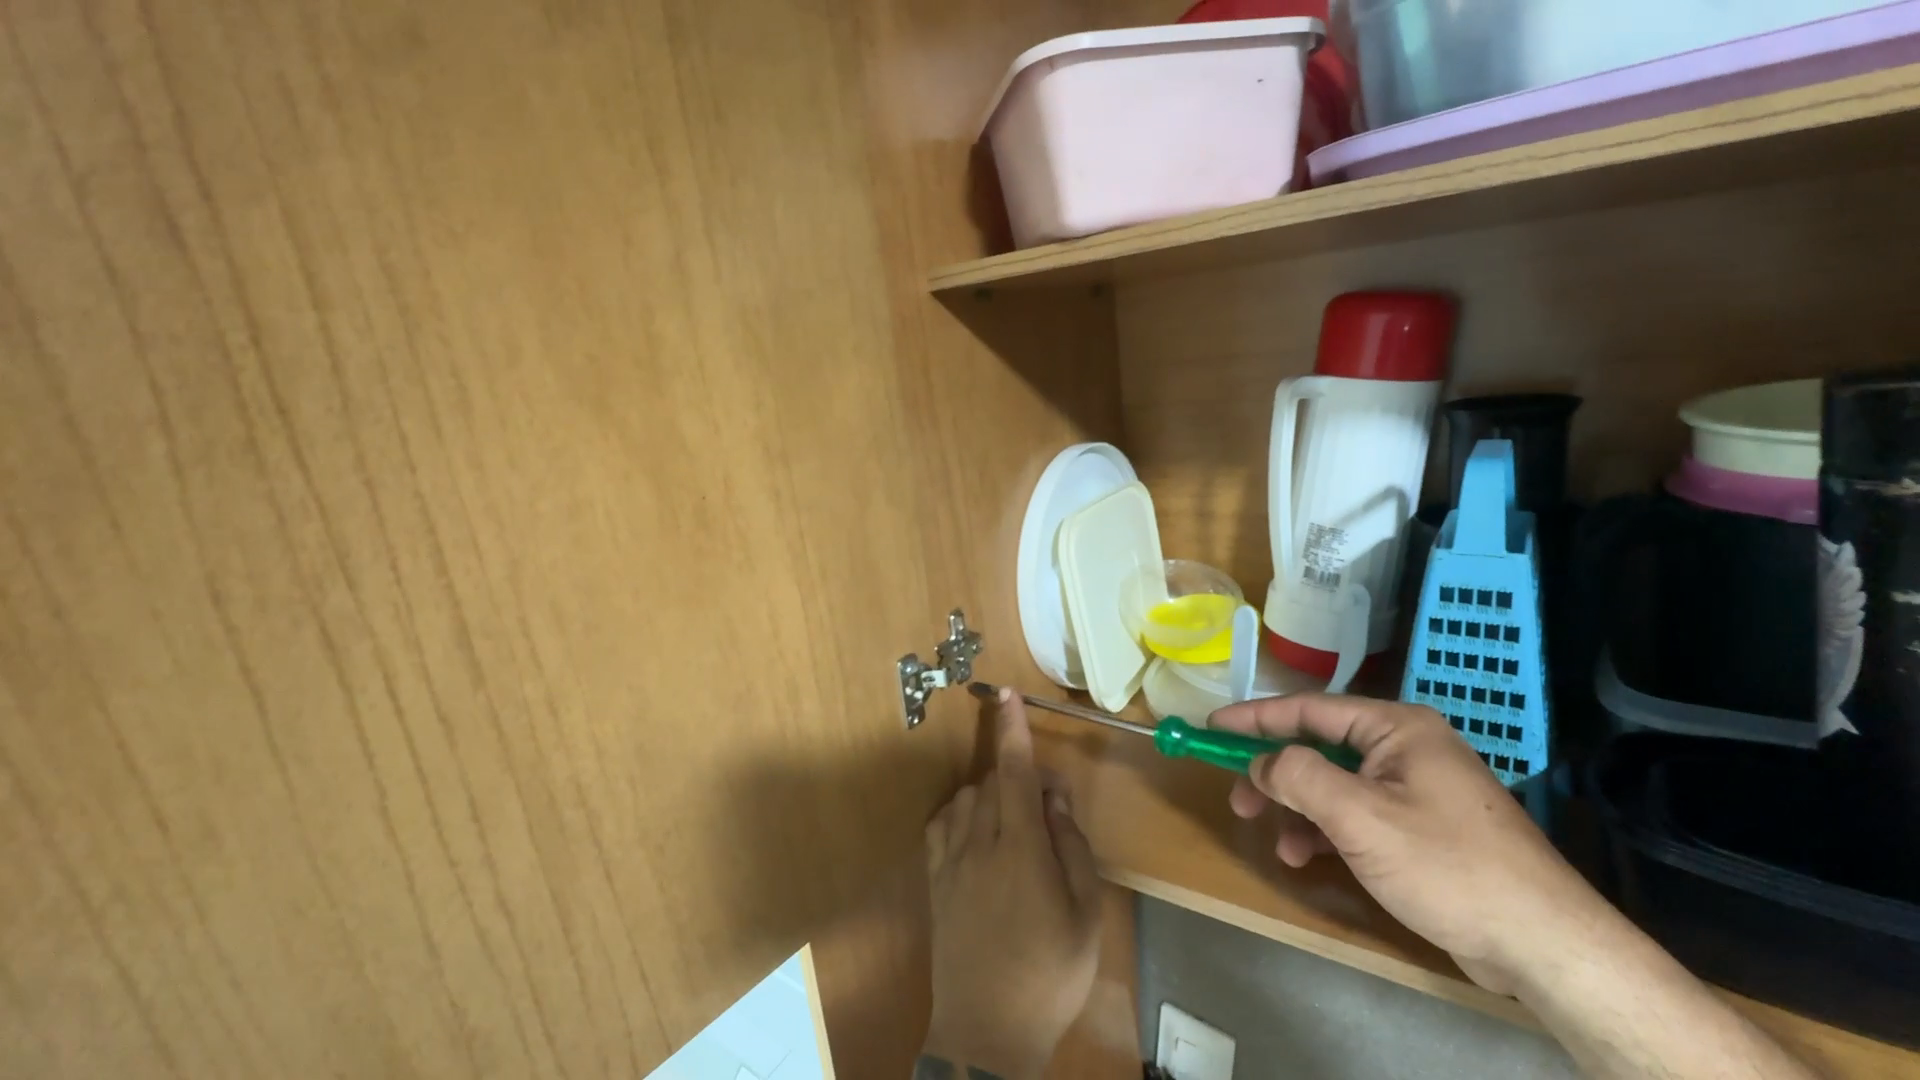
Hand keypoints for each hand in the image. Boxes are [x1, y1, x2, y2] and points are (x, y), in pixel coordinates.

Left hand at [922, 688, 1101, 1078]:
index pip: (1016, 773)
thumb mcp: (1085, 914)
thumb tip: (1056, 798)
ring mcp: (949, 862)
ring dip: (992, 795)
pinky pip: (941, 824)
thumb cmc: (1050, 974)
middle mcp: (978, 843)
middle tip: (1050, 808)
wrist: (987, 1030)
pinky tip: (977, 834)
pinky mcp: (933, 881)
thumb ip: (1072, 847)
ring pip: (966, 798)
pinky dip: (961, 814)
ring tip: (1017, 826)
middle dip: (1020, 775)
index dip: (1012, 730)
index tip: (1006, 693)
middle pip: (993, 781)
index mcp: (1021, 849)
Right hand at [1208, 694, 1612, 994]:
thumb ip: (1299, 777)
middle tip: (1238, 799)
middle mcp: (1406, 748)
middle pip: (1320, 748)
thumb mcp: (1359, 817)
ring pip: (1336, 785)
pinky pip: (1358, 814)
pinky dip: (1327, 832)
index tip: (1211, 729)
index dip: (1255, 718)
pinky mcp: (1422, 827)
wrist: (1539, 940)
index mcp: (1397, 728)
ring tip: (1278, 843)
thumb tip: (1262, 762)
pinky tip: (1309, 858)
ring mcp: (1416, 789)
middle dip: (1276, 775)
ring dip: (1299, 811)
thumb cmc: (1444, 864)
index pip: (1310, 710)